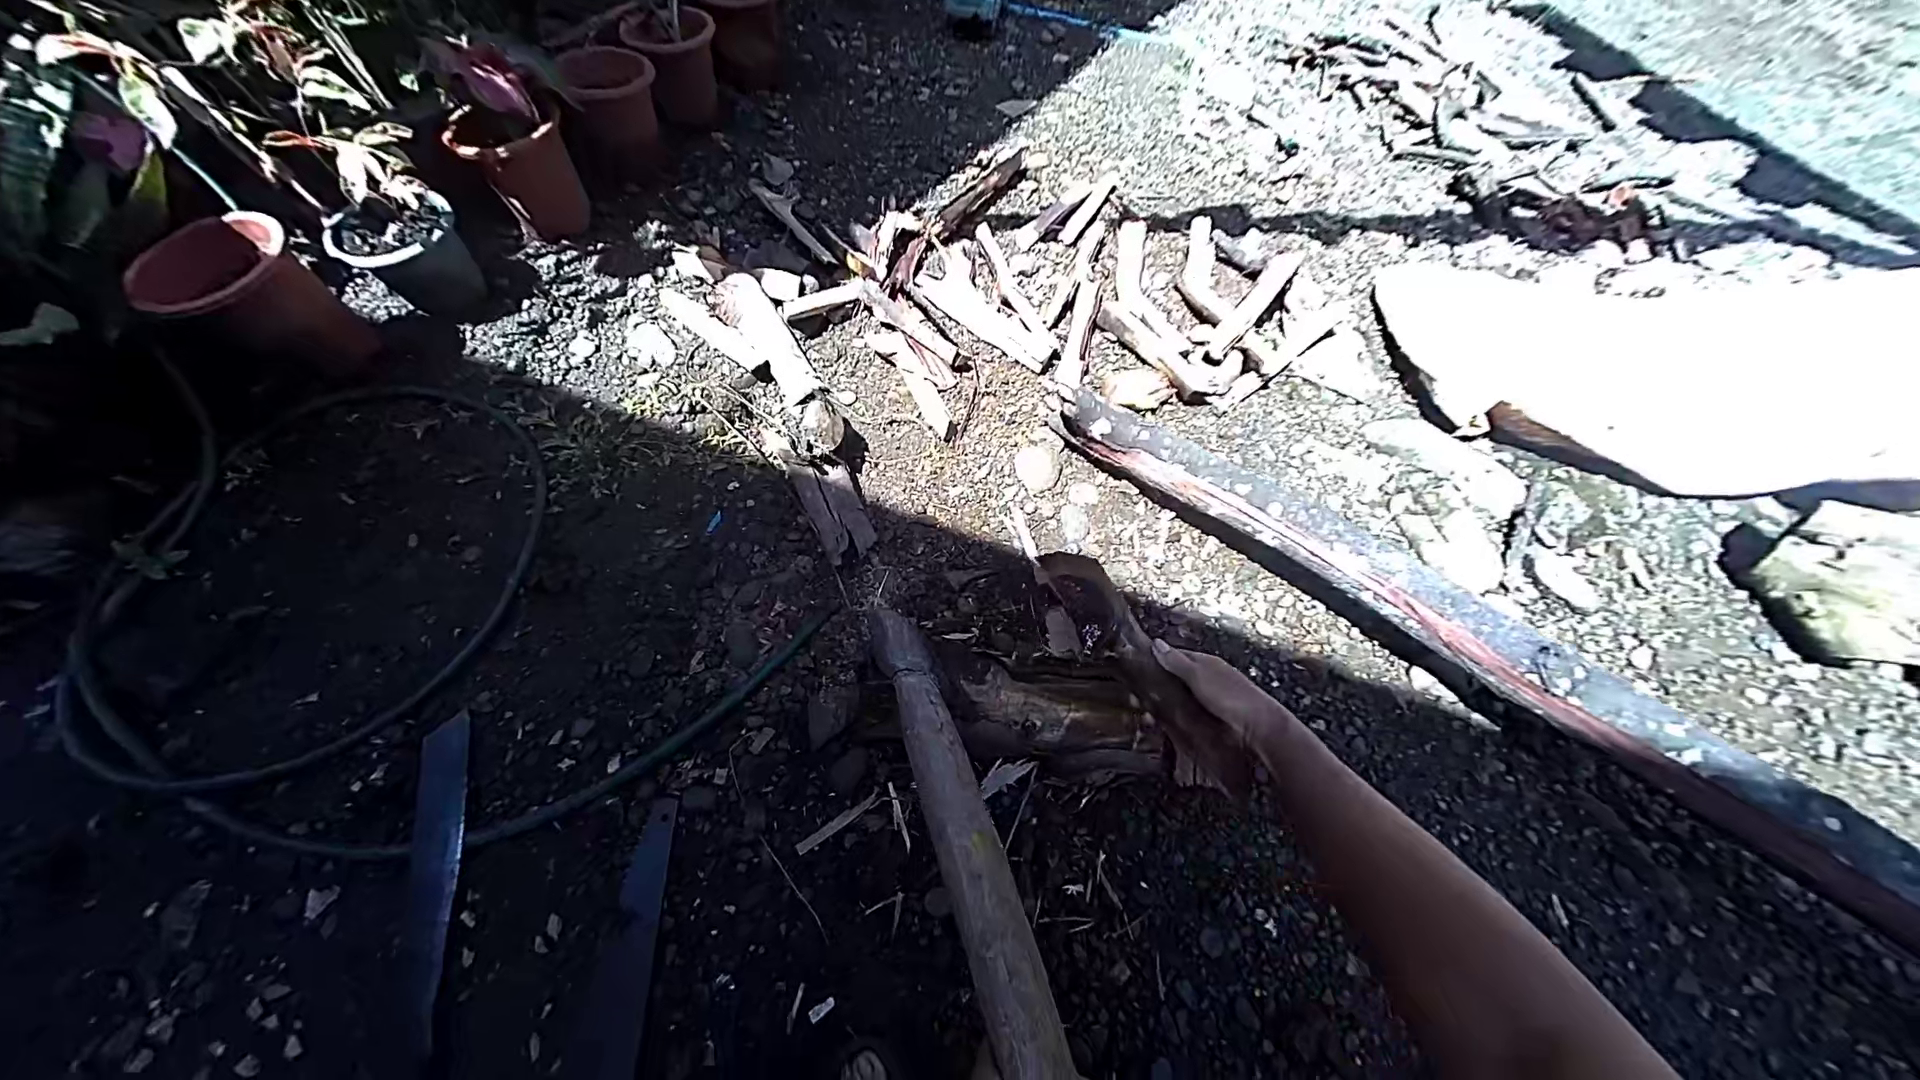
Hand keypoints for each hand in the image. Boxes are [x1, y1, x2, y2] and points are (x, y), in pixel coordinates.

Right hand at [1152, 639, 1303, 752]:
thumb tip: (1155, 642)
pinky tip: (1168, 722)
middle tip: (1137, 696)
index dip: (1156, 659)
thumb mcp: (1198, 676)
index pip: (1174, 654)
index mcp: (1205, 662)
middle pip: (1177, 675)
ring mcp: (1212, 696)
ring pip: (1181, 694)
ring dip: (1165, 702)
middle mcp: (1208, 676)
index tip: (1136, 668)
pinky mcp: (1214, 714)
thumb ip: (1177, 661)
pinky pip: (1188, 710)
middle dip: (1158, 683)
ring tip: (1147, 713)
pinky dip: (1176, 714)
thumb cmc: (1230, 697)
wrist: (1260, 727)